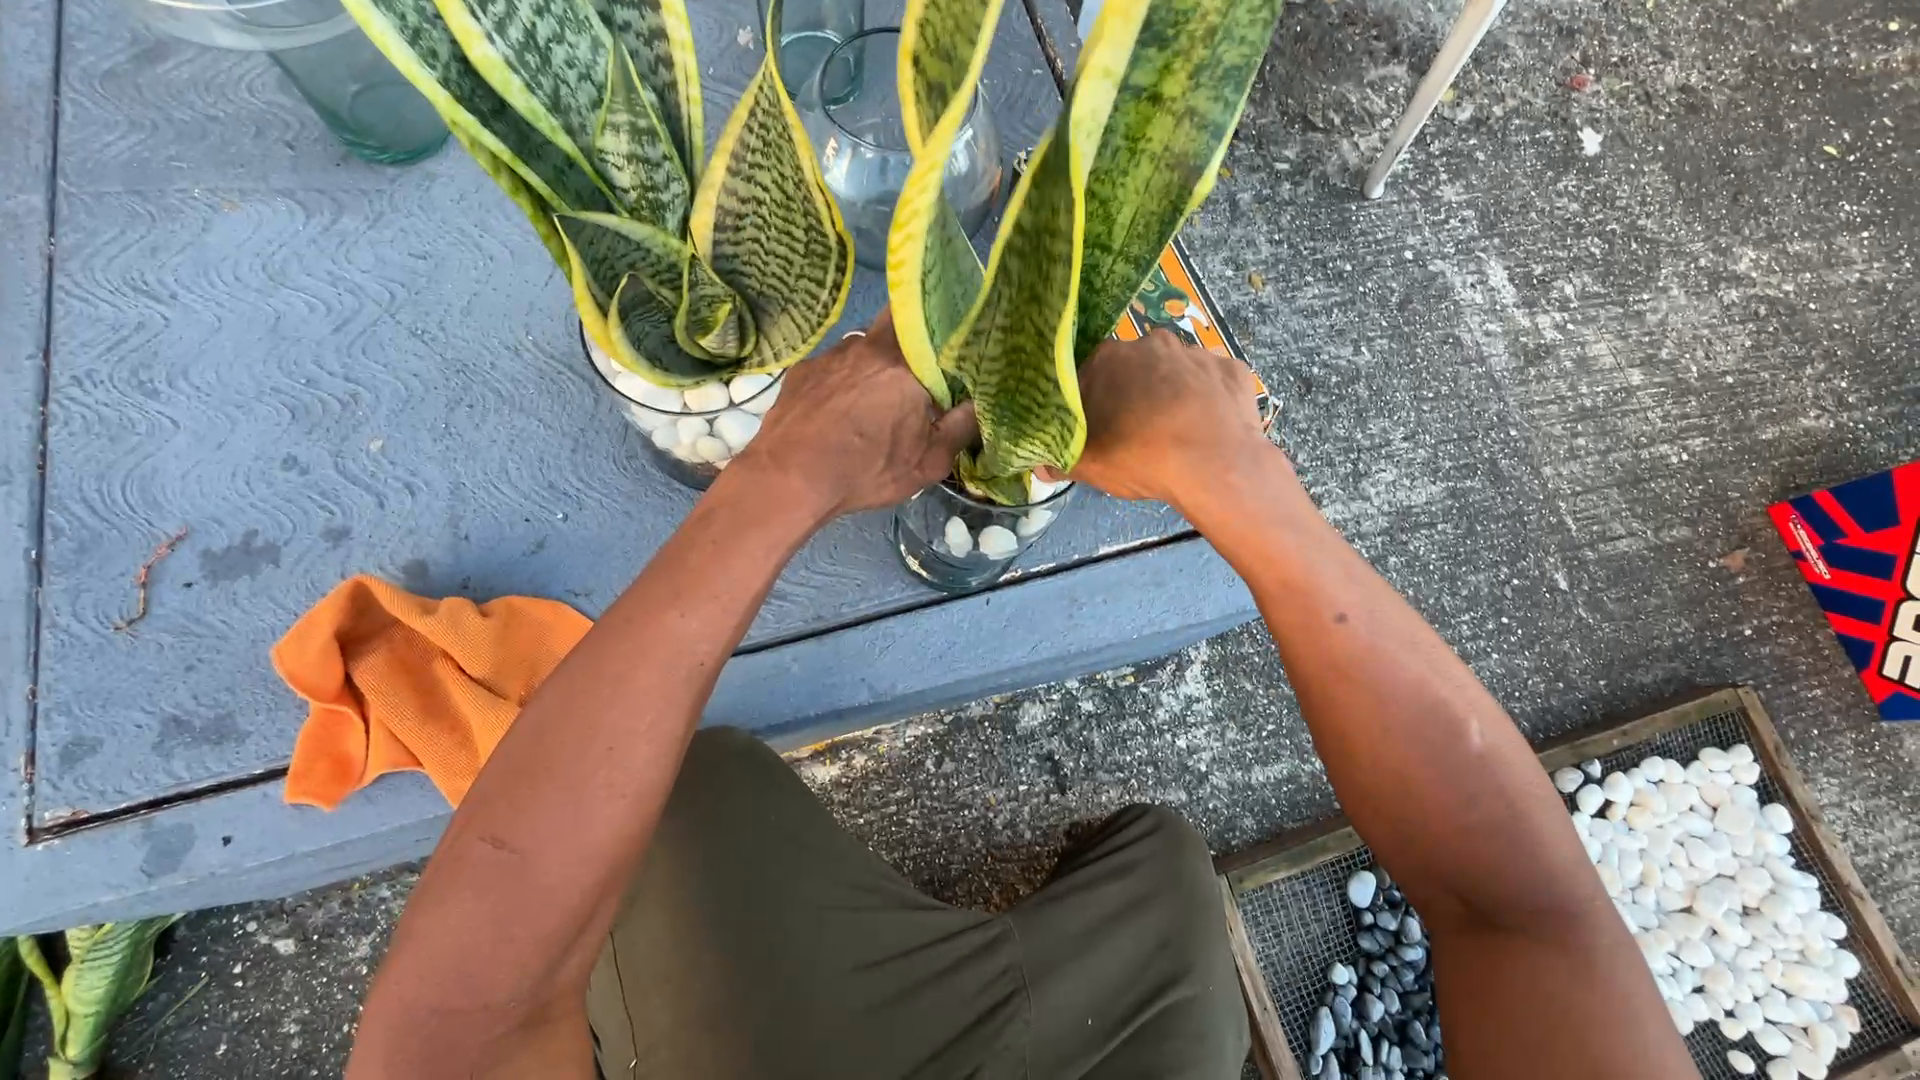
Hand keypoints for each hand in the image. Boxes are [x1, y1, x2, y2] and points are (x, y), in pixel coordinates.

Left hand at [732, 311, 976, 518]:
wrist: (787, 480)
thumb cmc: (863, 473)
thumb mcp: (926, 464)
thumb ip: (961, 429)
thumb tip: (981, 404)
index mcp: (907, 367)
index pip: (939, 330)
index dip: (950, 333)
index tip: (958, 347)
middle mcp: (870, 348)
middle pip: (898, 319)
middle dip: (912, 333)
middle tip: (920, 362)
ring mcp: (833, 355)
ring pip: (865, 342)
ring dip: (876, 358)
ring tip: (876, 392)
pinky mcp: (804, 369)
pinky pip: (835, 363)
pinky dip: (845, 377)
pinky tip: (840, 406)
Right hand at [1055, 330, 1279, 506]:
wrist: (1215, 464)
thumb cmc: (1141, 457)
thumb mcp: (1088, 466)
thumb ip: (1060, 460)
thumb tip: (1041, 465)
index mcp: (1109, 357)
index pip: (1091, 372)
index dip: (1093, 400)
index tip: (1098, 426)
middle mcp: (1152, 343)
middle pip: (1135, 368)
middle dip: (1134, 393)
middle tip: (1136, 432)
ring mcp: (1197, 352)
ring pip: (1176, 373)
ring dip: (1172, 395)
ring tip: (1175, 433)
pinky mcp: (1231, 369)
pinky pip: (1212, 382)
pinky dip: (1208, 401)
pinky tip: (1207, 429)